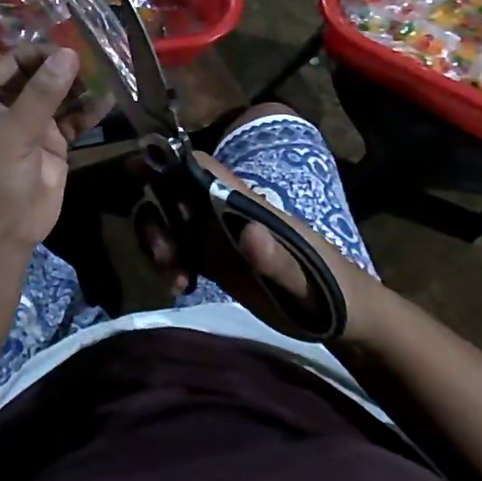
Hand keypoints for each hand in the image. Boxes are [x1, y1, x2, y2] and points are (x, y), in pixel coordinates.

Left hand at [0, 45, 111, 254]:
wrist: (2, 234)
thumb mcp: (15, 131)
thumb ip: (43, 93)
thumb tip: (69, 53)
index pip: (16, 61)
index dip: (43, 53)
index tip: (73, 49)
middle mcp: (9, 105)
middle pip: (41, 75)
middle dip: (67, 67)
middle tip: (98, 58)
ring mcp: (33, 124)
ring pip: (61, 95)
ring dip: (82, 86)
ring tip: (108, 75)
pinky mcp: (54, 143)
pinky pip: (74, 119)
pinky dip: (90, 110)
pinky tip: (109, 99)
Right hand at [137, 152, 386, 340]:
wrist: (341, 319)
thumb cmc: (330, 291)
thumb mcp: (308, 280)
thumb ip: (279, 259)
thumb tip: (249, 231)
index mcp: (247, 203)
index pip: (203, 166)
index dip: (170, 161)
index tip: (140, 168)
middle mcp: (225, 212)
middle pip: (173, 193)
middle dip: (156, 216)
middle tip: (163, 253)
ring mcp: (217, 236)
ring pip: (169, 221)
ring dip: (158, 242)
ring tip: (174, 277)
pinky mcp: (214, 261)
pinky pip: (177, 250)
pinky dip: (168, 264)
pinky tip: (181, 287)